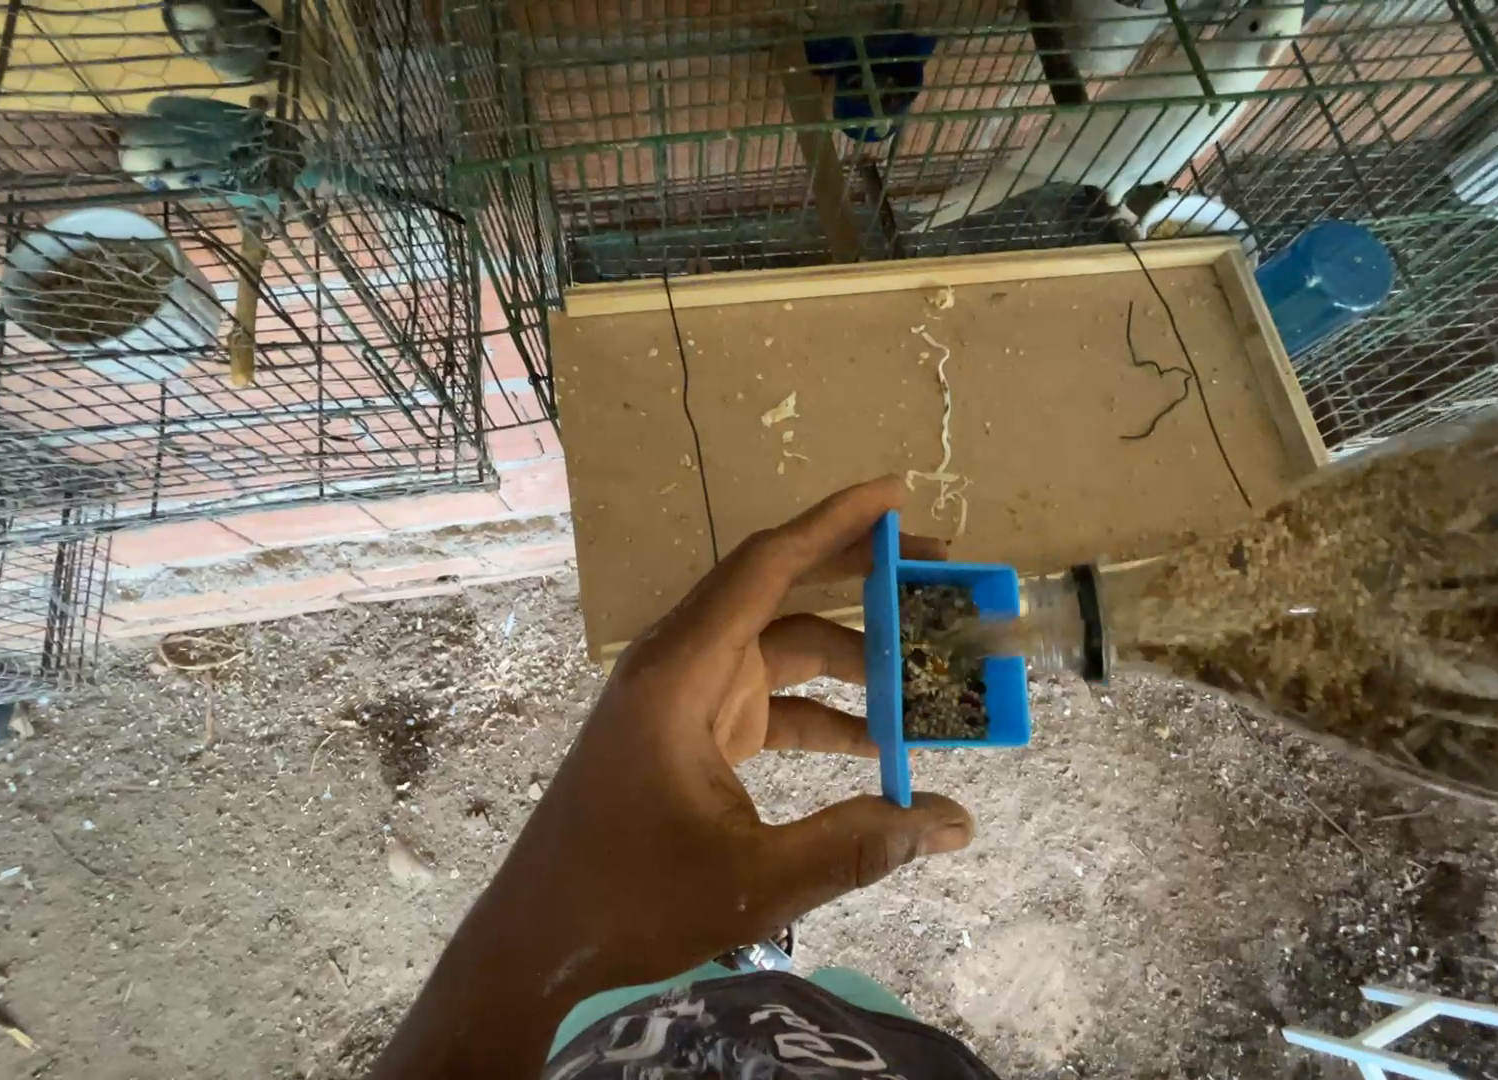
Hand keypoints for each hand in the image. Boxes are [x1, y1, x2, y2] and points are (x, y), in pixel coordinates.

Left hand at [370, 476, 974, 1079]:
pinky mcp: (696, 726)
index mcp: (682, 669)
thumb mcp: (753, 878)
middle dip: (857, 574)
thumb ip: (857, 845)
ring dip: (850, 653)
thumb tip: (957, 824)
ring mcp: (688, 692)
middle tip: (936, 569)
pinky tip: (880, 740)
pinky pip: (772, 698)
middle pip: (779, 590)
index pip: (766, 566)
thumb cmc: (628, 902)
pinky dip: (823, 709)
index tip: (895, 496)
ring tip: (926, 662)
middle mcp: (684, 662)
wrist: (540, 938)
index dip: (833, 524)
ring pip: (781, 646)